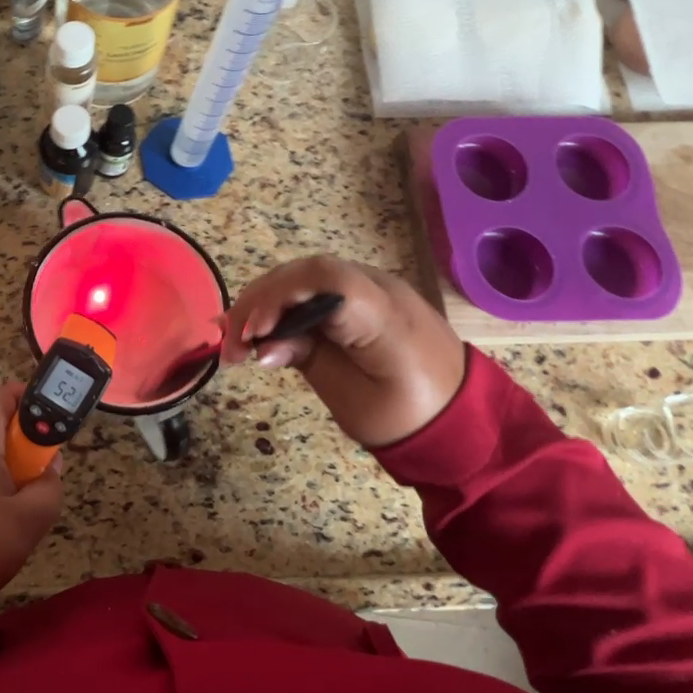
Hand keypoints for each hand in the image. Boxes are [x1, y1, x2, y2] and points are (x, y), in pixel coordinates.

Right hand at [223, 257, 467, 446]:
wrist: (462, 420)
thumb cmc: (407, 417)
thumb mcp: (351, 398)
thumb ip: (306, 360)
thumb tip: (260, 349)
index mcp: (382, 314)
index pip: (322, 277)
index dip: (275, 297)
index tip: (250, 335)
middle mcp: (378, 287)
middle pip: (304, 272)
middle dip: (258, 303)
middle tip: (229, 344)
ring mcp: (373, 287)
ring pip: (304, 278)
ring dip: (266, 304)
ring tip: (238, 341)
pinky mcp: (365, 297)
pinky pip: (318, 289)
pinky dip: (285, 305)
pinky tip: (262, 331)